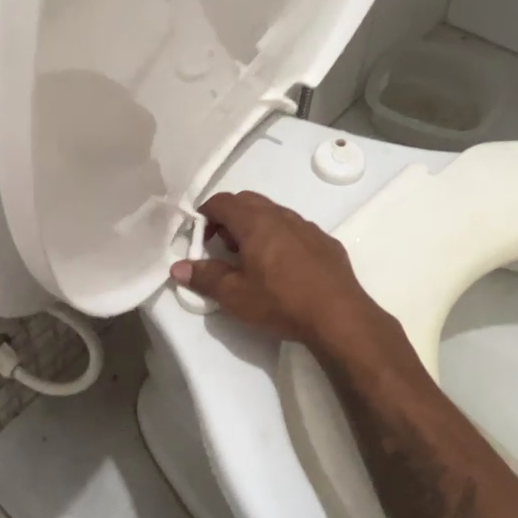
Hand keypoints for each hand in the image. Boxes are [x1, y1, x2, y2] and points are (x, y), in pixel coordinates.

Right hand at [169, 191, 390, 346]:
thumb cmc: (280, 302)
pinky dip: (280, 238)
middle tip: (222, 246)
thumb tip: (178, 268)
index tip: (199, 235)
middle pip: (248, 201)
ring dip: (255, 226)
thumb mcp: (235, 295)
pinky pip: (295, 229)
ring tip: (251, 258)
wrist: (339, 316)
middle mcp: (282, 216)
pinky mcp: (326, 242)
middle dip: (229, 217)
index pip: (223, 201)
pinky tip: (283, 267)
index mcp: (255, 222)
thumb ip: (205, 277)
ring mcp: (307, 227)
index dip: (205, 214)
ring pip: (274, 214)